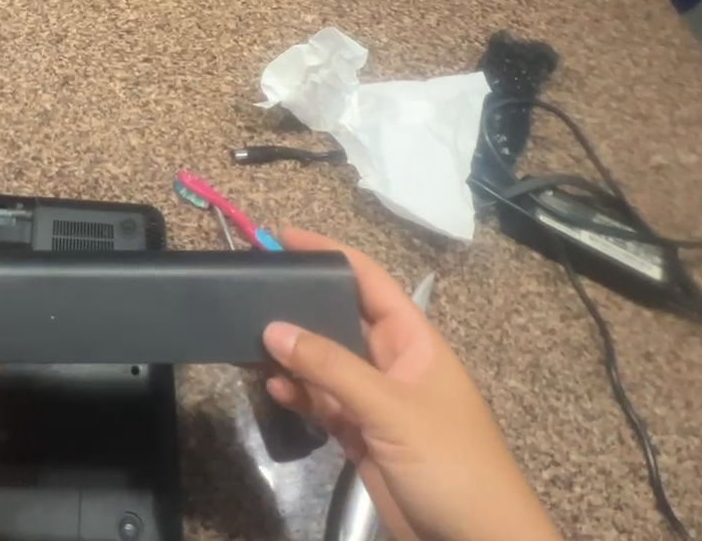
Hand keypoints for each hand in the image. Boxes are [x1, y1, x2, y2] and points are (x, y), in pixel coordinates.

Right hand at [262, 228, 560, 540]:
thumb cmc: (450, 463)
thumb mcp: (390, 408)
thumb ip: (330, 367)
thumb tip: (273, 329)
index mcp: (412, 340)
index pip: (367, 279)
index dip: (329, 253)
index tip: (284, 238)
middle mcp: (390, 361)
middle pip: (337, 318)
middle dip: (299, 304)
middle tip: (252, 289)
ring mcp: (374, 399)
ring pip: (323, 361)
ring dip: (290, 354)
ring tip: (250, 343)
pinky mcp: (359, 433)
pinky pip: (320, 401)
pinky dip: (297, 393)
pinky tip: (274, 388)